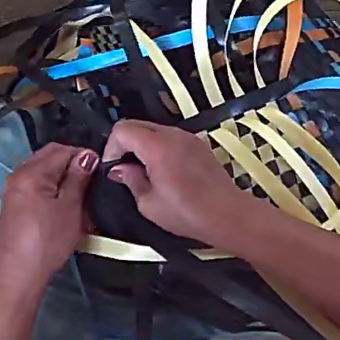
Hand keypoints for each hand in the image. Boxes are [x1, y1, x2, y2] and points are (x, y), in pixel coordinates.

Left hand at [0, 144, 98, 290]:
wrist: (18, 274)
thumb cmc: (48, 241)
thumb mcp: (70, 208)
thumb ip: (78, 178)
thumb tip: (87, 155)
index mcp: (31, 172)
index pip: (61, 150)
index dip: (83, 156)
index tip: (99, 171)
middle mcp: (18, 174)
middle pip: (49, 156)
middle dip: (71, 164)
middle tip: (91, 183)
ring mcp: (13, 189)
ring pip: (42, 170)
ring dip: (61, 177)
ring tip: (79, 197)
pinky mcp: (13, 203)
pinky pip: (35, 184)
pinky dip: (50, 188)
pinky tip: (63, 205)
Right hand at [101, 120, 258, 247]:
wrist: (228, 215)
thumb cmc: (190, 213)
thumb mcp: (148, 203)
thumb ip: (130, 180)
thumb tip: (120, 170)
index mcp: (157, 146)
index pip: (122, 130)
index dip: (111, 148)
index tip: (113, 167)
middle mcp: (173, 135)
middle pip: (136, 124)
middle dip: (124, 145)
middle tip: (123, 169)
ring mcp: (187, 137)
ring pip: (153, 130)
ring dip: (141, 146)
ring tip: (143, 173)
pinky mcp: (197, 145)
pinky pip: (169, 137)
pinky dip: (158, 148)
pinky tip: (162, 172)